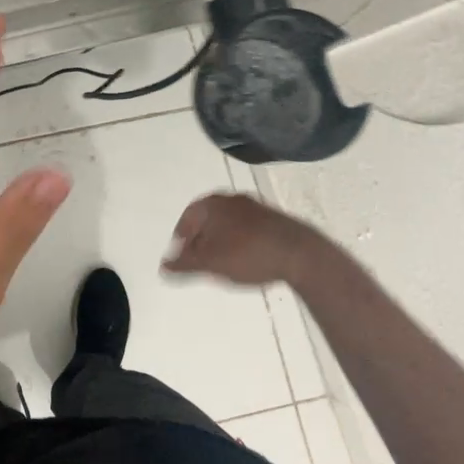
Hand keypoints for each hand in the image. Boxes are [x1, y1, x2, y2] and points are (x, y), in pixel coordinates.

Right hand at [163, 194, 316, 286]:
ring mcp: (254, 206)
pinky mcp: (273, 218)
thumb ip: (184, 265)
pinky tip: (248, 260)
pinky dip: (241, 242)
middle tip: (202, 262)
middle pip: (207, 219)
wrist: (300, 254)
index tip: (184, 258)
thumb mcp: (210, 264)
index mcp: (211, 203)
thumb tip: (163, 266)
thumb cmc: (247, 255)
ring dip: (222, 242)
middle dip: (202, 241)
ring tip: (225, 264)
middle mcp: (230, 198)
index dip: (182, 240)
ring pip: (228, 224)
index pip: (186, 219)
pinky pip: (247, 229)